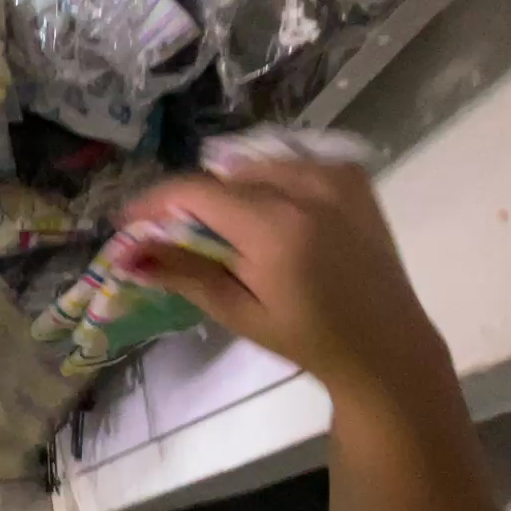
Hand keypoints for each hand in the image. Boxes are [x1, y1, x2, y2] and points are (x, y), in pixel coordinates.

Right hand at [119, 162, 450, 397]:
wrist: (385, 346)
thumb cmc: (304, 338)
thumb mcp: (236, 310)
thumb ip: (182, 272)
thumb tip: (125, 255)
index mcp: (275, 228)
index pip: (196, 192)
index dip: (153, 202)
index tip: (126, 219)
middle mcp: (307, 190)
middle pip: (222, 177)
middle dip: (188, 201)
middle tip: (170, 233)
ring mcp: (335, 179)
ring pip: (254, 167)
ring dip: (226, 190)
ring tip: (215, 226)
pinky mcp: (352, 180)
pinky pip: (290, 165)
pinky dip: (265, 181)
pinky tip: (261, 212)